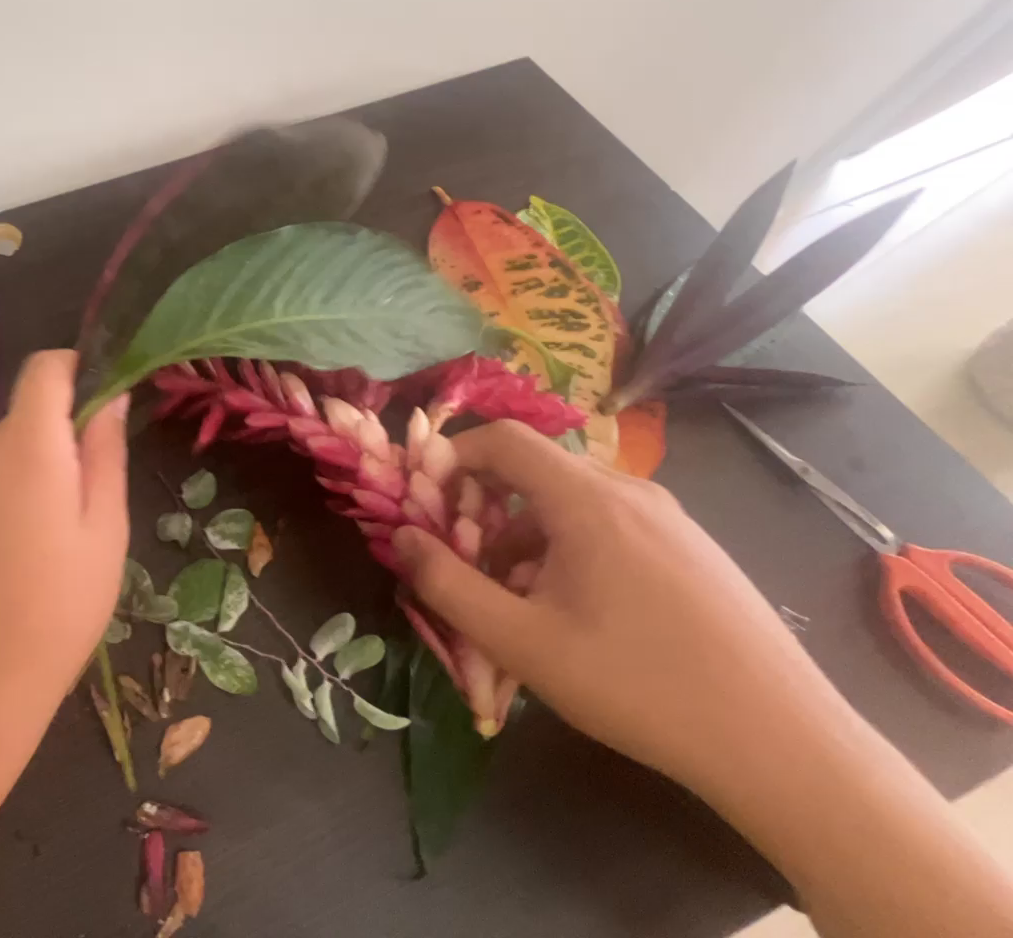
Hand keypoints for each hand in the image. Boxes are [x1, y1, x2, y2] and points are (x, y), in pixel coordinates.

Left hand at [0, 350, 129, 697]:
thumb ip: (105, 452)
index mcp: (27, 443)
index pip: (45, 367)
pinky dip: (23, 491)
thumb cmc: (61, 602)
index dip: (82, 369)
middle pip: (31, 409)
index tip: (113, 407)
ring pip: (15, 448)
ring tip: (74, 530)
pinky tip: (37, 550)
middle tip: (104, 489)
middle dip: (70, 427)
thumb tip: (111, 397)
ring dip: (48, 464)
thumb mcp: (105, 526)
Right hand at [391, 420, 844, 794]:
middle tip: (460, 560)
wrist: (783, 745)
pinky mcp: (691, 551)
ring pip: (568, 501)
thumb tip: (401, 535)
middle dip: (480, 504)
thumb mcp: (519, 641)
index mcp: (589, 500)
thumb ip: (446, 583)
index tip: (423, 505)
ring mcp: (670, 521)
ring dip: (519, 533)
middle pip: (533, 468)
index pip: (502, 438)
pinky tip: (568, 610)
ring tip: (510, 598)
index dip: (449, 458)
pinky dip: (563, 547)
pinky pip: (607, 525)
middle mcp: (631, 493)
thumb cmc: (637, 685)